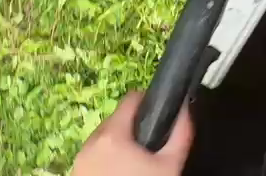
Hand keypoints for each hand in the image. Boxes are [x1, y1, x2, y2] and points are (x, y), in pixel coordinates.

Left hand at [71, 94, 191, 175]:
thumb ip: (181, 133)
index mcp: (112, 133)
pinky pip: (93, 159)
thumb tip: (186, 109)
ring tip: (134, 170)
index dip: (150, 103)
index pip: (132, 98)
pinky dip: (106, 163)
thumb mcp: (170, 167)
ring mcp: (79, 161)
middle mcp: (90, 141)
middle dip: (133, 131)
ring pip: (104, 141)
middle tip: (148, 153)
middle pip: (117, 120)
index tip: (160, 120)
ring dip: (119, 148)